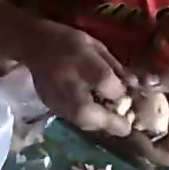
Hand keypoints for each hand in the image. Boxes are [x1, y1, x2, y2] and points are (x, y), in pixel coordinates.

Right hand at [21, 21, 134, 135]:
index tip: (126, 94)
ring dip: (99, 125)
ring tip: (112, 124)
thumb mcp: (96, 46)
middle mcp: (68, 82)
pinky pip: (72, 119)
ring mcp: (56, 96)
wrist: (35, 45)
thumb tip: (133, 85)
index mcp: (82, 60)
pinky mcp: (50, 105)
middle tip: (126, 128)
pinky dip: (87, 122)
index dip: (119, 92)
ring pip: (79, 121)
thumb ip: (114, 66)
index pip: (105, 82)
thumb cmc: (70, 42)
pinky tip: (95, 118)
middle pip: (87, 111)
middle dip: (110, 122)